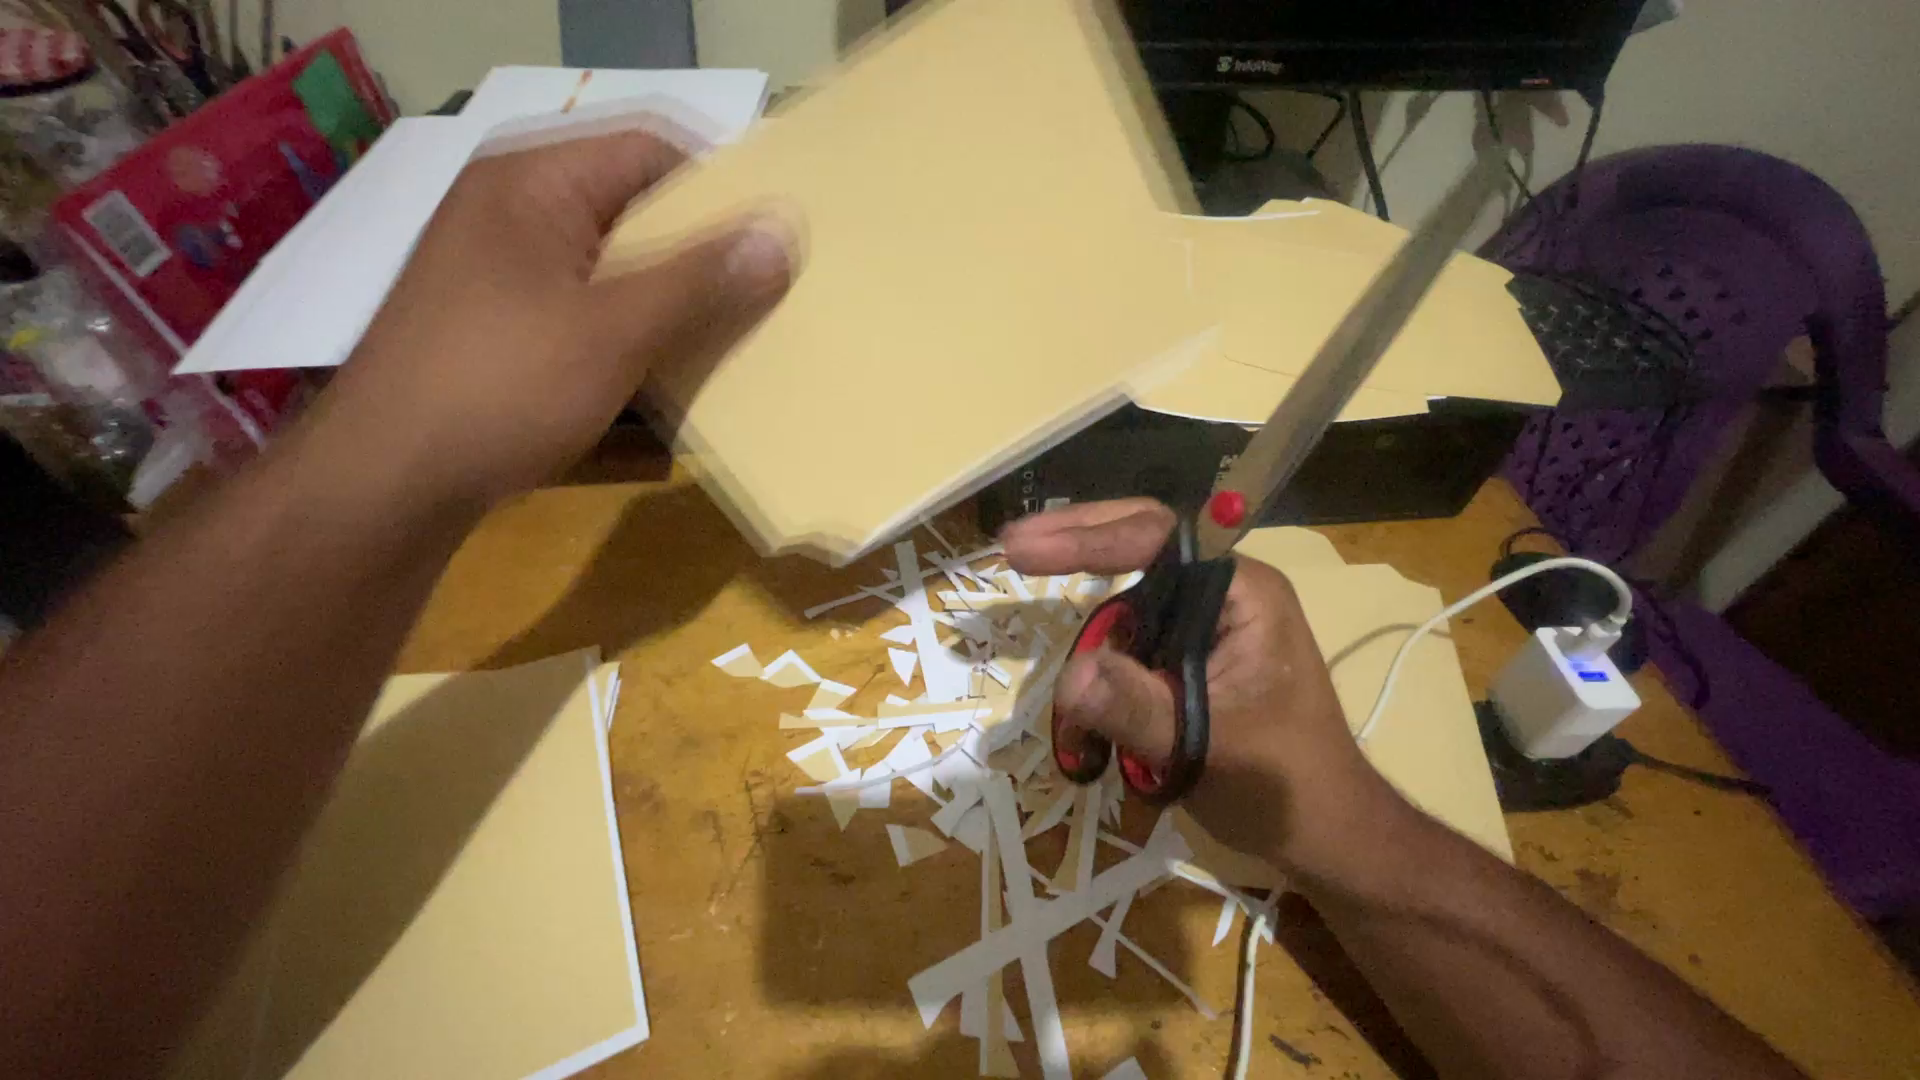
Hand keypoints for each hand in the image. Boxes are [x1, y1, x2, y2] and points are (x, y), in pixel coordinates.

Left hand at [310, 130, 795, 510]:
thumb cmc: (504, 386)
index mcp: (534, 181)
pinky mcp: (508, 321)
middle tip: (768, 287)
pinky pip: (593, 304)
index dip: (721, 183)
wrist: (394, 479)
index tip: (777, 234)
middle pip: (636, 206)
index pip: (651, 147)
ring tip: (734, 328)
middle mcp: (517, 210)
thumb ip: (701, 278)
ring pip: (617, 262)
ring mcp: (508, 268)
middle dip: (704, 248)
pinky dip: (638, 325)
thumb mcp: (615, 330)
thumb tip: (783, 232)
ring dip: (675, 294)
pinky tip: (673, 364)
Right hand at [1002, 498, 1401, 873]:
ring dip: (1087, 666)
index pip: (1157, 538)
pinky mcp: (1180, 667)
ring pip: (1118, 621)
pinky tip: (1089, 749)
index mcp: (1240, 593)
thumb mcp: (1212, 747)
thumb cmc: (1288, 786)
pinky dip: (1096, 694)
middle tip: (1012, 554)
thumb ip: (1141, 710)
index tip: (1023, 548)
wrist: (1323, 838)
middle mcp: (1216, 599)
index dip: (1087, 534)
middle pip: (1130, 559)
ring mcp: (1196, 633)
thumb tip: (1072, 676)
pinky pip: (1121, 660)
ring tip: (1078, 747)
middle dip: (1074, 560)